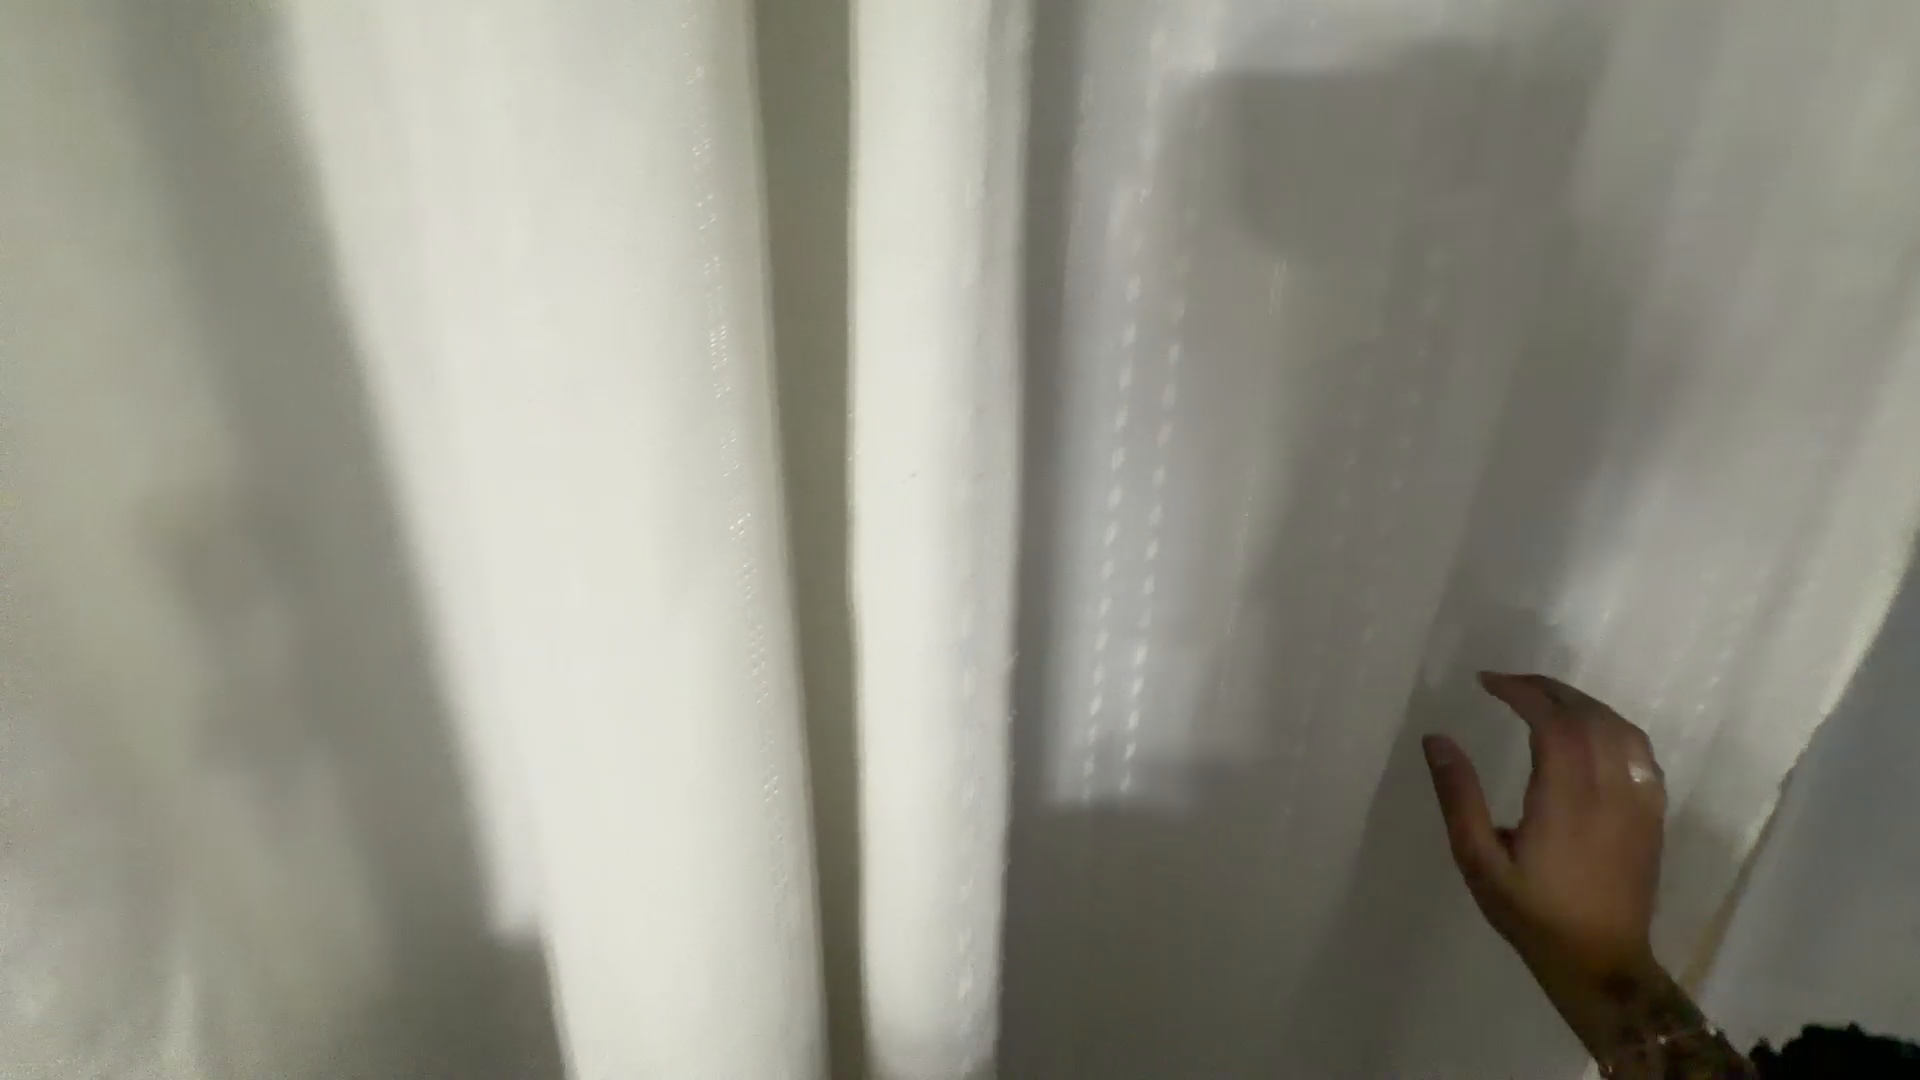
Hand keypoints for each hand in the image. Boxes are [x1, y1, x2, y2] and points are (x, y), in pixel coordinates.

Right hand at [1422, 671, 1665, 981]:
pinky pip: (1642, 756)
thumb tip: (1437, 738)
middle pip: (1591, 719)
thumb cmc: (1528, 910)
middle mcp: (1609, 795)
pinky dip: (1612, 728)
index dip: (1522, 693)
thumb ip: (1458, 796)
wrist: (1600, 963)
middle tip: (1508, 682)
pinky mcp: (1651, 819)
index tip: (1486, 682)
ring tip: (1543, 698)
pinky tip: (1587, 732)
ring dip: (1582, 704)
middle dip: (1549, 689)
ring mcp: (1638, 806)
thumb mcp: (1476, 858)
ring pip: (1623, 732)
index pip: (1554, 724)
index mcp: (1565, 801)